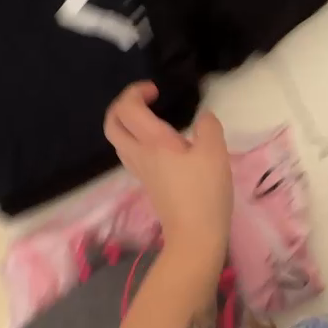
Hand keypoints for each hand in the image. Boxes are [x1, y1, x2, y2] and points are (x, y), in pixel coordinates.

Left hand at [105, 82, 231, 260]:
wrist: (195, 236)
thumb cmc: (205, 193)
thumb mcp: (215, 153)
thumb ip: (209, 128)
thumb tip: (204, 119)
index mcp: (153, 142)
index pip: (126, 108)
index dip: (136, 92)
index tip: (157, 91)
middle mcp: (140, 155)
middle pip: (112, 125)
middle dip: (122, 107)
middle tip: (144, 102)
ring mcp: (142, 173)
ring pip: (120, 142)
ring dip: (128, 125)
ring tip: (152, 121)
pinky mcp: (150, 186)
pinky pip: (133, 155)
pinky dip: (139, 142)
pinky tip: (162, 146)